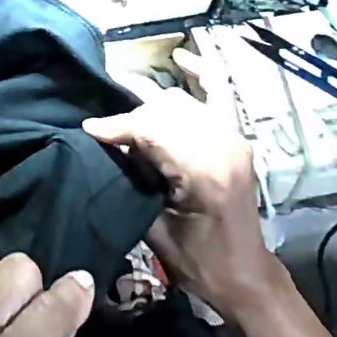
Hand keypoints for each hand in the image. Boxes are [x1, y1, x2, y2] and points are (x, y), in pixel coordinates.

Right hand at [82, 90, 285, 319]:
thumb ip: (130, 178)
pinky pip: (219, 92)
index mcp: (204, 171)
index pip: (150, 128)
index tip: (89, 130)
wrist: (247, 279)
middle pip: (162, 110)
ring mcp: (233, 137)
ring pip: (179, 101)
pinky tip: (181, 57)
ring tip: (131, 127)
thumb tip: (103, 142)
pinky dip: (202, 71)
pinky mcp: (236, 137)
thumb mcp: (153, 226)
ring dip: (151, 109)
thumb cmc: (200, 264)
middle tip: (109, 138)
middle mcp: (223, 145)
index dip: (115, 127)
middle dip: (131, 121)